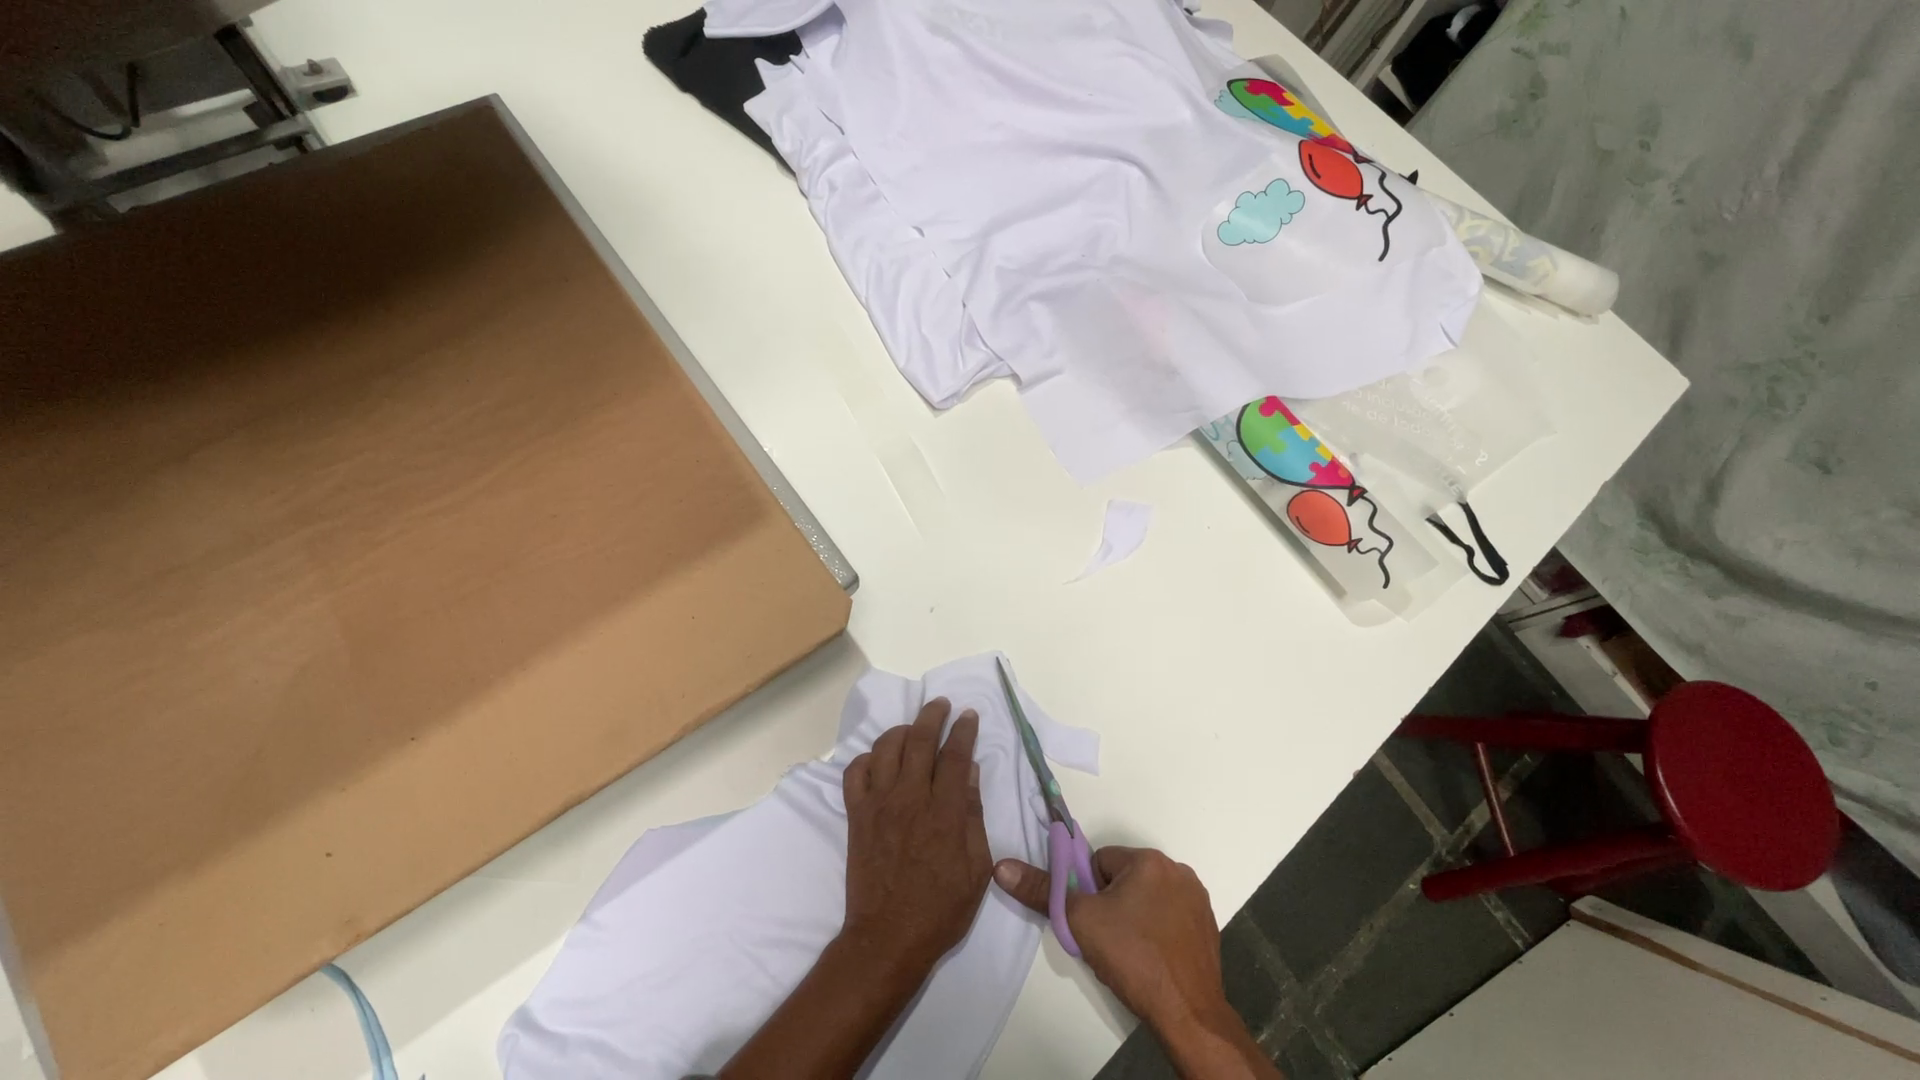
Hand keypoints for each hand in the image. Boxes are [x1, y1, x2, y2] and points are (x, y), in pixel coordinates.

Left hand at [842, 698, 991, 972]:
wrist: (888, 937)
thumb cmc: (941, 909)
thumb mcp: (976, 868)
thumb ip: (972, 816)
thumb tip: (970, 772)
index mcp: (944, 812)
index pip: (955, 755)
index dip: (963, 730)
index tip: (968, 715)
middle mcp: (909, 798)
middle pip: (919, 741)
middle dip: (932, 716)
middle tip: (940, 704)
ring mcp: (878, 805)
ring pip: (885, 749)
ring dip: (900, 730)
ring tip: (912, 728)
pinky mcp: (856, 816)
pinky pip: (854, 774)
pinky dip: (865, 759)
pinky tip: (878, 761)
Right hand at [993, 846, 1225, 1031]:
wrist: (1186, 1011)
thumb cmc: (1131, 957)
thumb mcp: (1078, 920)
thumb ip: (1042, 890)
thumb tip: (1002, 867)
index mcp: (1149, 860)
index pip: (1100, 861)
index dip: (1087, 890)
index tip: (1090, 919)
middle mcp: (1177, 870)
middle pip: (1125, 879)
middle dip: (1111, 904)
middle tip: (1106, 938)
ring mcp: (1197, 899)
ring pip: (1147, 899)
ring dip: (1134, 916)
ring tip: (1129, 952)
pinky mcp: (1207, 926)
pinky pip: (1169, 918)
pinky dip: (1157, 931)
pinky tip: (1152, 959)